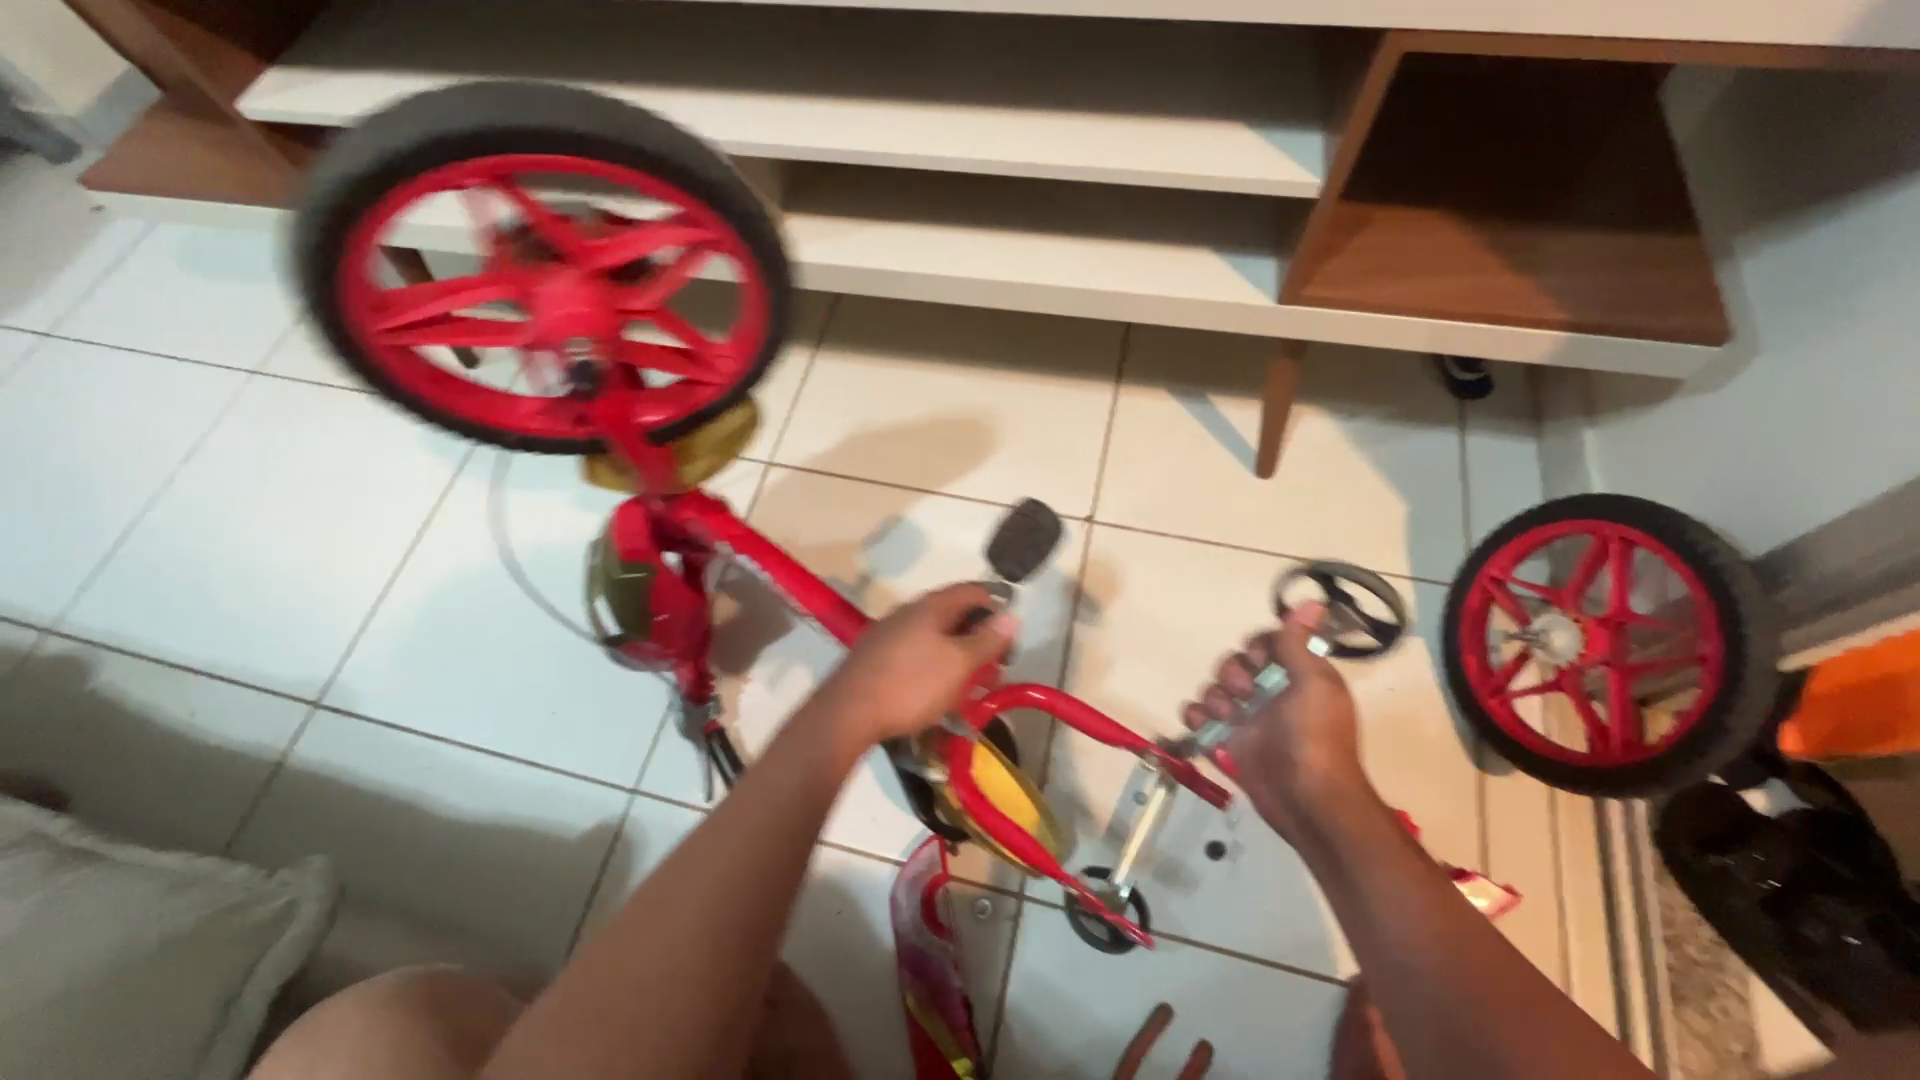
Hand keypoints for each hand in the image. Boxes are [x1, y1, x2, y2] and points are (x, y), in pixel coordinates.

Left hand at [804, 583, 1017, 749]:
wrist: (847, 714)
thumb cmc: (911, 685)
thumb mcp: (959, 664)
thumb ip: (987, 639)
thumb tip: (1012, 615)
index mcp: (931, 606)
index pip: (975, 591)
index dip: (998, 610)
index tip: (1010, 642)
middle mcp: (909, 612)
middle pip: (956, 617)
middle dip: (980, 642)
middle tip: (994, 673)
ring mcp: (890, 635)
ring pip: (936, 640)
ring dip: (960, 660)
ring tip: (972, 691)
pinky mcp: (877, 659)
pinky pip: (917, 656)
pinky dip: (937, 670)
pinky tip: (940, 696)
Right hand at [1180, 602, 1371, 842]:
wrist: (1307, 801)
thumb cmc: (1315, 738)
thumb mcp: (1312, 684)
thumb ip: (1299, 643)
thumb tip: (1313, 600)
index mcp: (1297, 676)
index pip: (1265, 643)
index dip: (1256, 648)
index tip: (1260, 662)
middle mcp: (1270, 693)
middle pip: (1234, 664)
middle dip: (1231, 674)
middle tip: (1245, 694)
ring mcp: (1247, 719)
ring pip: (1213, 690)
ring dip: (1214, 698)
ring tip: (1228, 719)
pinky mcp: (1227, 743)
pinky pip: (1198, 719)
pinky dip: (1195, 719)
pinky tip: (1205, 728)